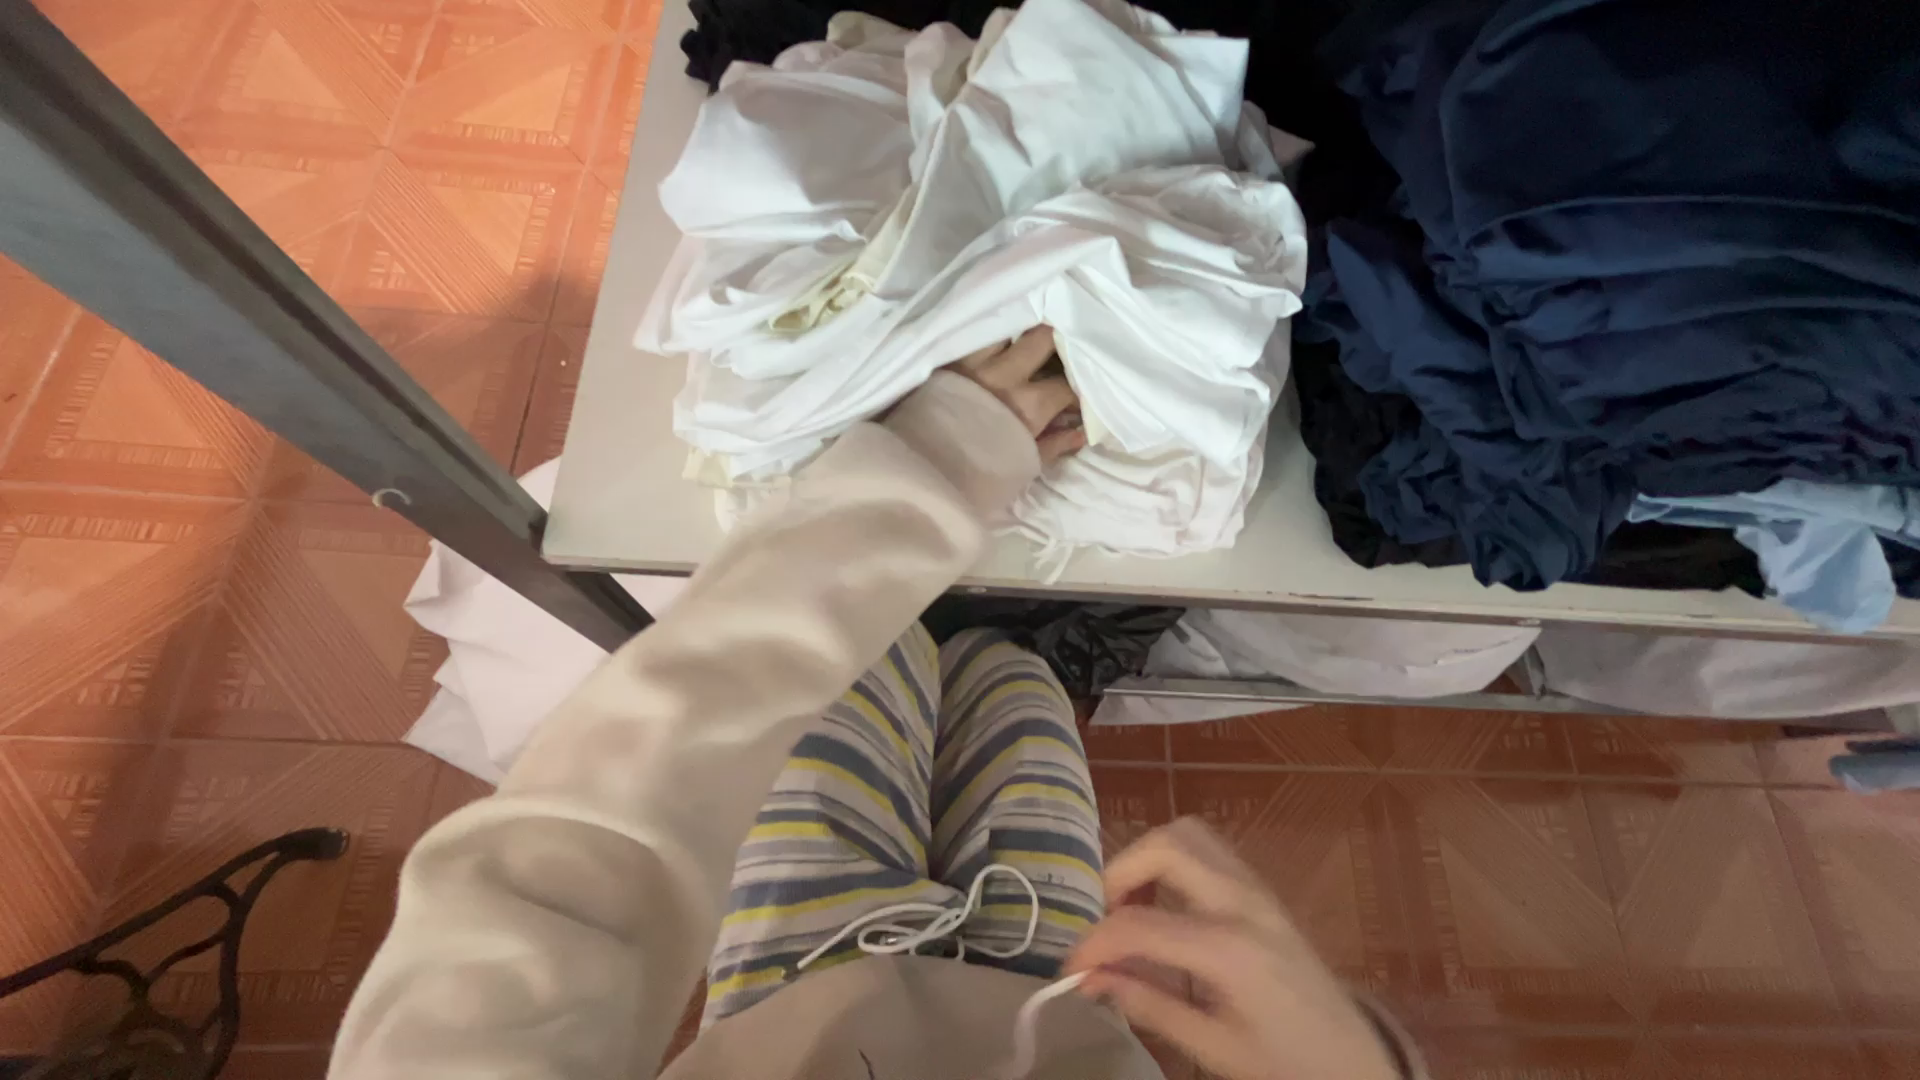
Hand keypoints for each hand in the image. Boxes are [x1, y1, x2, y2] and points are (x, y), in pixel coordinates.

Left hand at [951, 326, 1086, 463]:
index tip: (1079, 391)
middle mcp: (1004, 376)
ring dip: (1019, 326)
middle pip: (1043, 336)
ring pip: (1006, 323)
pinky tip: (995, 334)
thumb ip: (1055, 444)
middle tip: (1061, 343)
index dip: (1080, 387)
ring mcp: (973, 362)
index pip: (1068, 385)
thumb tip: (1082, 431)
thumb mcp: (1020, 465)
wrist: (919, 475)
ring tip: (1025, 332)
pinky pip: (974, 334)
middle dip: (1058, 337)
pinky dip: (989, 333)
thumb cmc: (975, 476)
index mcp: (1028, 406)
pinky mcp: (947, 358)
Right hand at [1066, 818, 1403, 1079]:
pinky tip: (1166, 904)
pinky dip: (1171, 859)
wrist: (1359, 1064)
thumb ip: (1147, 1004)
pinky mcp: (1260, 887)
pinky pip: (1206, 847)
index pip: (1138, 925)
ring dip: (1146, 859)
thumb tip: (1089, 980)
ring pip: (1185, 833)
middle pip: (1164, 847)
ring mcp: (1255, 887)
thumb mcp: (1213, 1050)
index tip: (1070, 968)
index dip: (1092, 943)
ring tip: (1133, 907)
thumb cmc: (1286, 1066)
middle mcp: (1241, 902)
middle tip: (1105, 922)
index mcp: (1229, 950)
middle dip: (1118, 875)